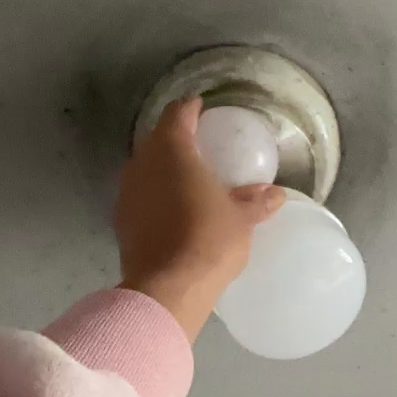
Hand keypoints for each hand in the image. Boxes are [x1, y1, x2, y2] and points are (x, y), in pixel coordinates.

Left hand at [116, 95, 284, 341]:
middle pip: (157, 140)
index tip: (201, 109)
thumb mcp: (242, 220)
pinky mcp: (121, 221)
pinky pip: (140, 197)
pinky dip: (155, 197)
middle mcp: (142, 163)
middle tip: (198, 147)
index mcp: (173, 150)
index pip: (178, 114)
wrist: (168, 288)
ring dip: (163, 170)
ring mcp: (127, 192)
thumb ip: (255, 202)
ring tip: (185, 181)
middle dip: (175, 140)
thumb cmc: (210, 240)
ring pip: (145, 169)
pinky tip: (171, 212)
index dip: (190, 109)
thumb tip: (275, 194)